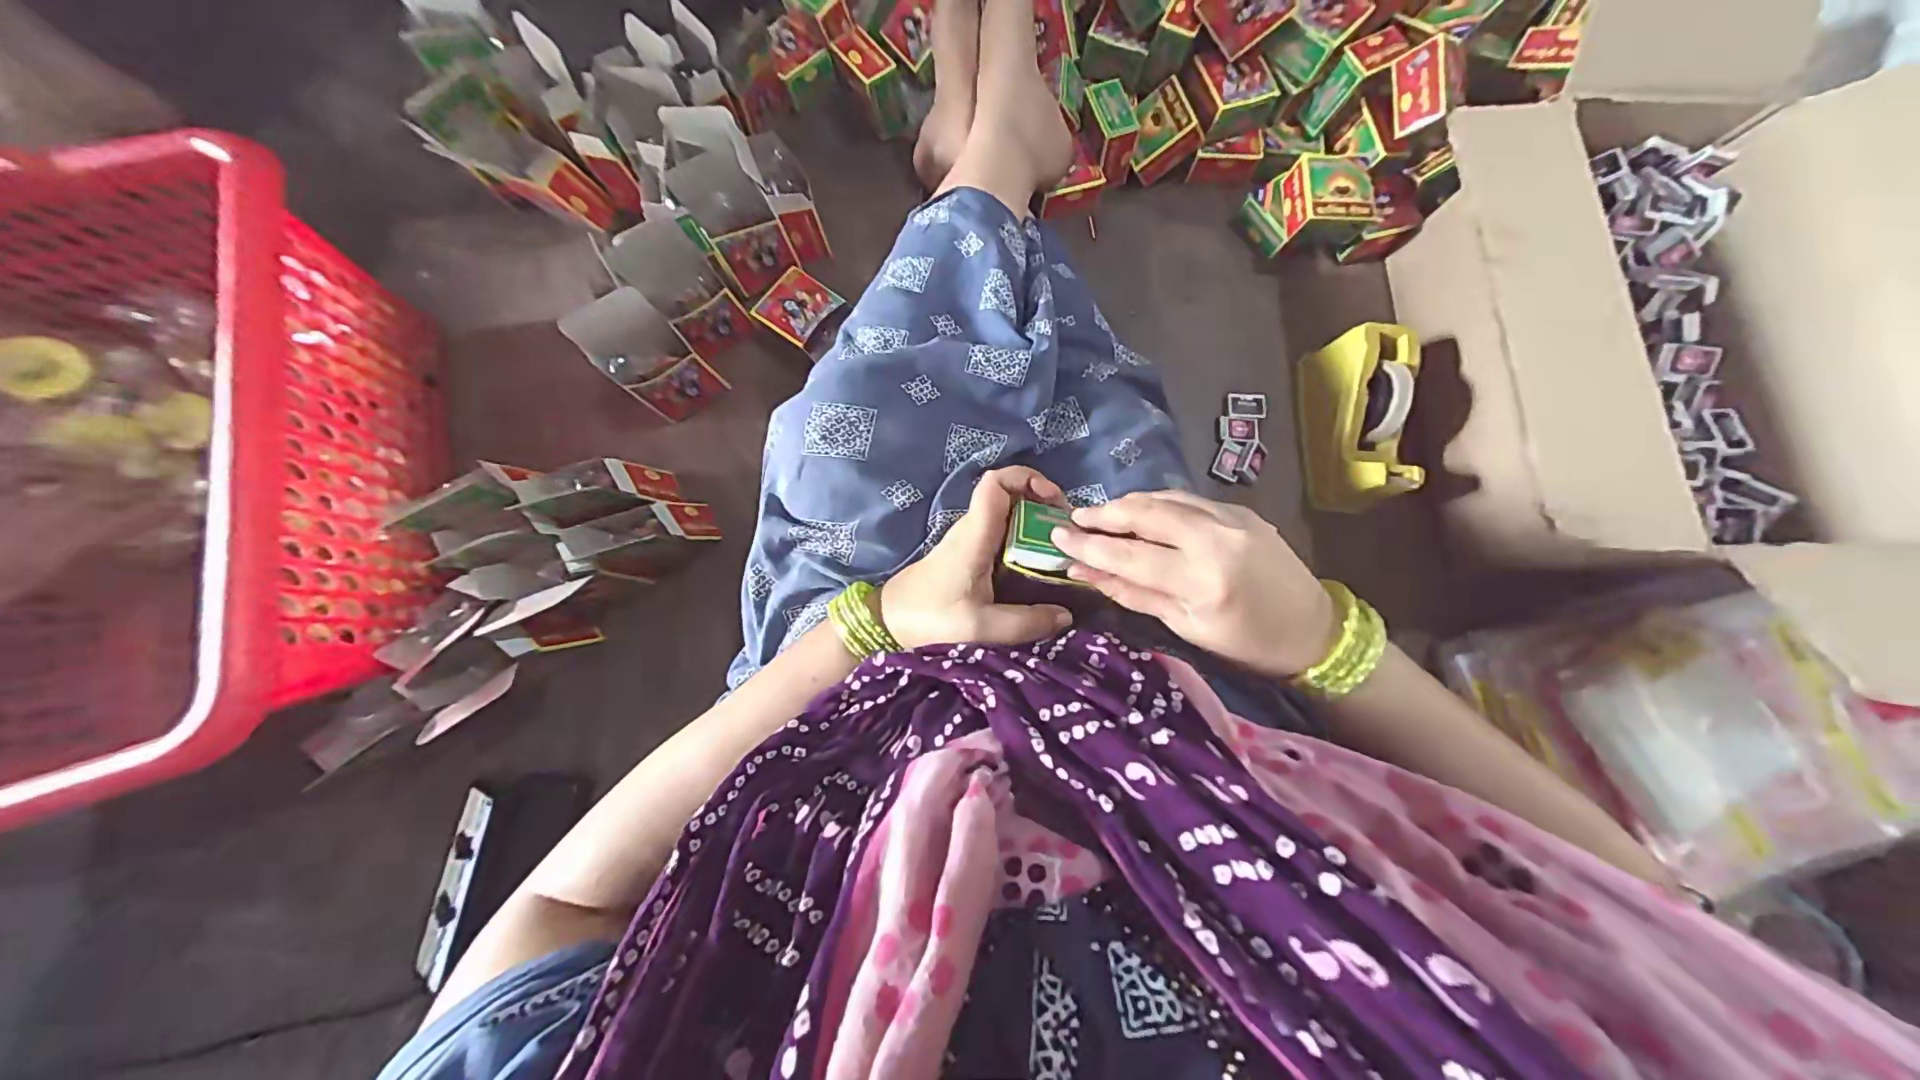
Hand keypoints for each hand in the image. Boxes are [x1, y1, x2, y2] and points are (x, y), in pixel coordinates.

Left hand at [880, 466, 1074, 648]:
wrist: (887, 621)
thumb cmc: (929, 618)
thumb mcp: (981, 627)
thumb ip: (1025, 622)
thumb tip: (1065, 615)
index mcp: (974, 535)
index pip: (996, 483)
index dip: (1027, 478)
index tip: (1055, 500)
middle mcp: (972, 530)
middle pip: (1010, 496)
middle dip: (1043, 505)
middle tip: (1067, 532)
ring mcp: (969, 541)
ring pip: (1008, 516)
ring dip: (1035, 524)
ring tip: (1061, 549)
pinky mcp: (968, 556)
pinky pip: (1002, 536)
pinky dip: (1024, 540)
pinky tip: (1039, 566)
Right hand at [1052, 490, 1337, 678]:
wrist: (1314, 630)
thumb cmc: (1245, 643)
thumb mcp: (1183, 626)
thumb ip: (1130, 592)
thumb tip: (1082, 571)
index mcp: (1202, 581)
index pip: (1129, 554)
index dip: (1088, 545)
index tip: (1057, 536)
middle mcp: (1217, 540)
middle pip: (1145, 513)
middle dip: (1103, 513)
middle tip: (1073, 518)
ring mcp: (1232, 518)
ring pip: (1164, 498)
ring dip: (1127, 504)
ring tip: (1099, 514)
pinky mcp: (1241, 510)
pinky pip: (1188, 499)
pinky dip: (1157, 502)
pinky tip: (1140, 511)